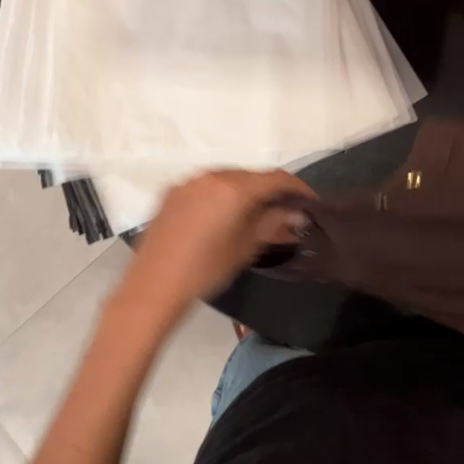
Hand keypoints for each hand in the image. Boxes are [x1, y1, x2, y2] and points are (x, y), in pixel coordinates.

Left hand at [114, 170, 313, 319]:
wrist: (152, 287)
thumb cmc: (205, 270)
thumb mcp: (246, 248)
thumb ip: (274, 223)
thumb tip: (298, 213)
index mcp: (234, 187)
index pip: (276, 178)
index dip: (298, 188)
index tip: (312, 203)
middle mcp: (211, 175)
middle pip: (251, 176)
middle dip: (270, 191)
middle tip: (285, 212)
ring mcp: (188, 182)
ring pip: (227, 179)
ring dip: (245, 192)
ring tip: (255, 215)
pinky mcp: (171, 193)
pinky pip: (204, 187)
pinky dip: (220, 197)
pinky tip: (222, 218)